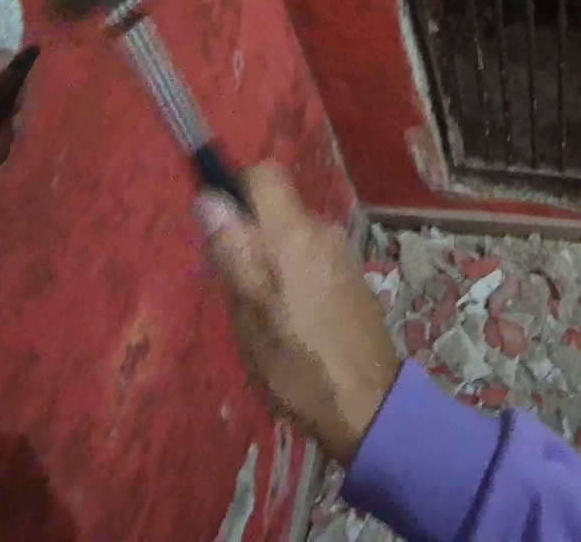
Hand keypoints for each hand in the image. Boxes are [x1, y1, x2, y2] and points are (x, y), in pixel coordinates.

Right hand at [197, 165, 400, 466]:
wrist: (371, 405)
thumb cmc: (300, 366)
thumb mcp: (251, 316)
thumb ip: (232, 253)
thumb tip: (209, 198)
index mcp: (295, 234)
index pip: (264, 174)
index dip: (236, 189)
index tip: (219, 228)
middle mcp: (322, 230)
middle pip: (275, 206)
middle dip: (249, 233)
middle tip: (234, 286)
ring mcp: (340, 250)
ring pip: (290, 233)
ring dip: (269, 255)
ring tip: (261, 310)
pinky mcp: (349, 271)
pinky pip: (308, 252)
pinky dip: (290, 269)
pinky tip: (289, 315)